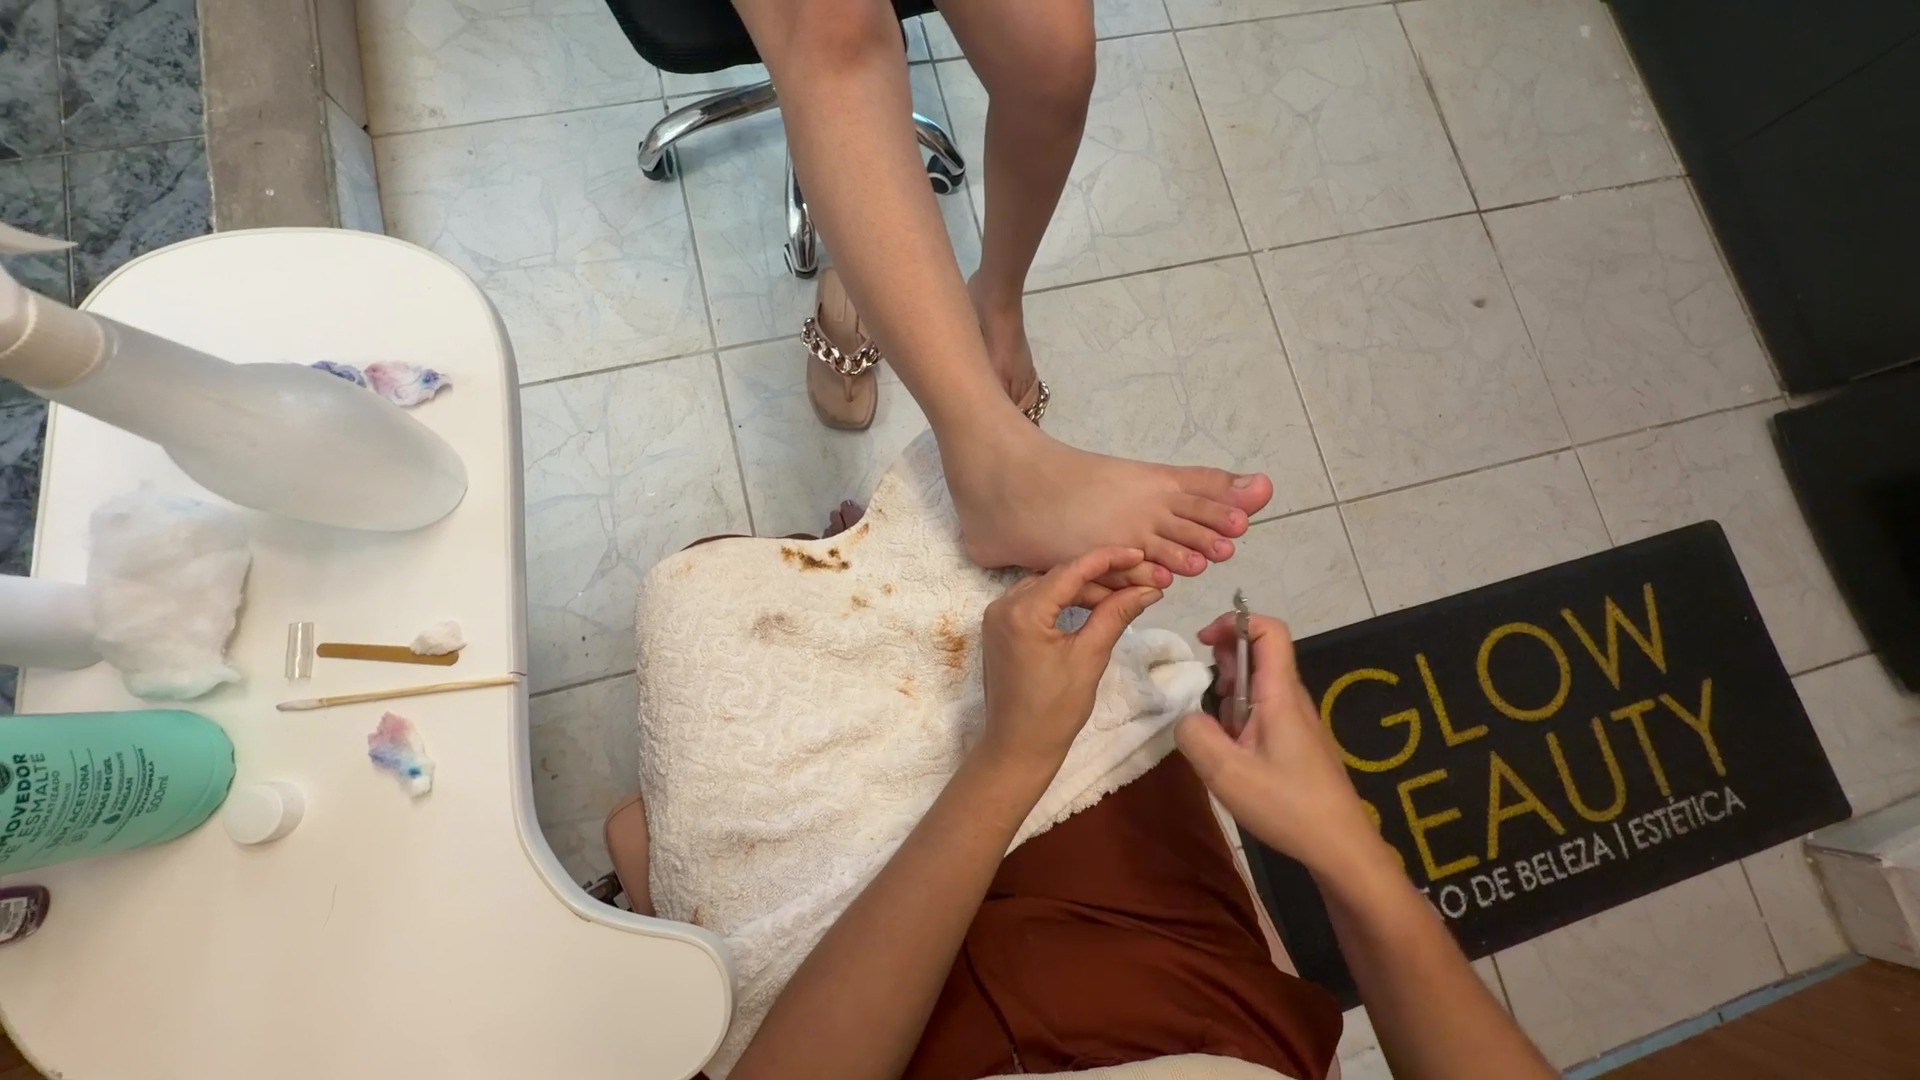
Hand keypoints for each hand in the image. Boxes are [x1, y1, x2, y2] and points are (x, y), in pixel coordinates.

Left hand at [978, 546, 1162, 766]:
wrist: (1017, 746)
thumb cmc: (1054, 709)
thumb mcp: (1089, 658)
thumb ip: (1115, 615)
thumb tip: (1147, 589)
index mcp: (1022, 612)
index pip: (1071, 571)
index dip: (1108, 560)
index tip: (1140, 556)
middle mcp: (1003, 605)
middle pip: (1059, 577)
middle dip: (1101, 577)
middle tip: (1140, 582)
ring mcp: (997, 615)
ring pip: (1048, 587)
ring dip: (1084, 589)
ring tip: (1123, 596)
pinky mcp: (1000, 627)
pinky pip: (1036, 601)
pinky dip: (1065, 601)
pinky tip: (1094, 606)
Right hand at [1176, 613, 1385, 878]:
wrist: (1341, 849)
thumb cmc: (1287, 806)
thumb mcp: (1225, 772)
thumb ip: (1194, 733)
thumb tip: (1188, 718)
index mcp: (1279, 694)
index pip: (1268, 630)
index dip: (1234, 623)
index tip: (1205, 643)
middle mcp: (1290, 699)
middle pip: (1256, 656)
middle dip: (1222, 669)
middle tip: (1208, 707)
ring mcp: (1295, 721)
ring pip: (1254, 688)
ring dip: (1227, 701)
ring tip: (1221, 742)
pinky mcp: (1295, 742)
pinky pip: (1260, 714)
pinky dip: (1238, 723)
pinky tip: (1235, 759)